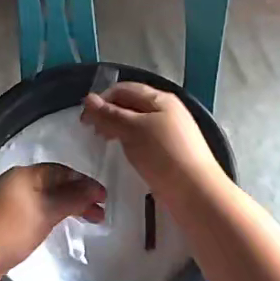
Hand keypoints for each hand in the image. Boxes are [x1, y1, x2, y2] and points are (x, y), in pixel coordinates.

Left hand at [0, 163, 105, 280]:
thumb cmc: (11, 230)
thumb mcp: (46, 212)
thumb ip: (72, 198)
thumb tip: (94, 188)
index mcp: (24, 175)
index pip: (61, 171)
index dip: (84, 182)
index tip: (104, 197)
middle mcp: (16, 183)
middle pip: (54, 184)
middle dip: (78, 195)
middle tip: (100, 212)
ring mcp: (9, 201)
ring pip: (46, 198)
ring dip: (68, 206)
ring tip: (89, 220)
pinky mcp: (6, 220)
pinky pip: (37, 210)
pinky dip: (54, 214)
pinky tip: (61, 225)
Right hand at [80, 82, 222, 191]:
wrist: (195, 191)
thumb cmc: (163, 155)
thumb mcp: (133, 130)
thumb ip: (109, 114)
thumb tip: (88, 99)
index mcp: (160, 99)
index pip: (123, 89)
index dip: (101, 100)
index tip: (84, 121)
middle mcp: (166, 110)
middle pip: (130, 104)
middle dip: (108, 114)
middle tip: (92, 133)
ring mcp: (169, 131)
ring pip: (135, 122)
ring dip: (117, 128)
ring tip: (105, 142)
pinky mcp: (168, 151)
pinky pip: (143, 139)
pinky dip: (128, 141)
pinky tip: (123, 153)